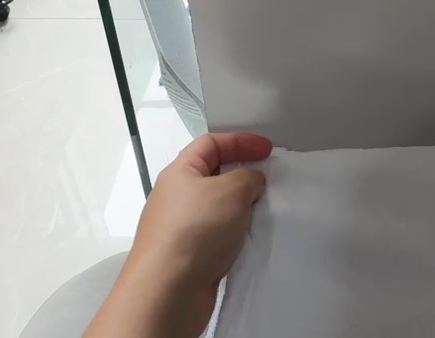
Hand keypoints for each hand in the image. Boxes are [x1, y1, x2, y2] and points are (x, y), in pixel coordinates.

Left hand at [86, 132, 273, 337]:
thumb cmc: (197, 229)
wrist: (166, 294)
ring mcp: (179, 228)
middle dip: (243, 174)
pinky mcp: (186, 256)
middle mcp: (176, 197)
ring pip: (216, 206)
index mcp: (179, 172)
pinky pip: (215, 234)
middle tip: (268, 180)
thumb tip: (252, 181)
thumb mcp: (233, 191)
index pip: (212, 143)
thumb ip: (249, 177)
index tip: (267, 151)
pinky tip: (248, 238)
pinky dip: (233, 233)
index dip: (241, 141)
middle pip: (214, 174)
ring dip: (240, 207)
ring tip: (262, 211)